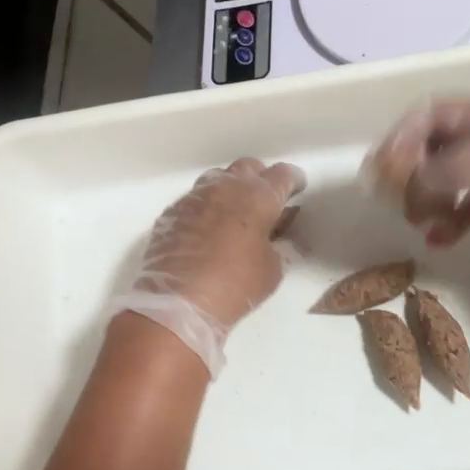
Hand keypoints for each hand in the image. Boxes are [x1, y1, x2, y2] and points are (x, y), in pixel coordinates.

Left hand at [112, 158, 306, 375]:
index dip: (293, 180)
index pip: (283, 174)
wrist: (179, 301)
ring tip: (236, 210)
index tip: (297, 189)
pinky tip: (208, 228)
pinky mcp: (172, 212)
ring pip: (218, 178)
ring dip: (231, 188)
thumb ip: (282, 248)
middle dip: (261, 178)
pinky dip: (208, 207)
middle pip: (248, 167)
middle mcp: (226, 187)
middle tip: (267, 199)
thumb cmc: (236, 285)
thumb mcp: (272, 270)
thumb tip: (287, 241)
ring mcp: (195, 197)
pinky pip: (195, 199)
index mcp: (258, 197)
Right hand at [363, 101, 469, 284]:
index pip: (430, 114)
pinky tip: (444, 239)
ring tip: (417, 225)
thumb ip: (451, 169)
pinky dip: (457, 215)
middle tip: (394, 204)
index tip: (379, 175)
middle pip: (439, 143)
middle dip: (411, 171)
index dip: (399, 139)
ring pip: (456, 173)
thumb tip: (408, 183)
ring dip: (431, 196)